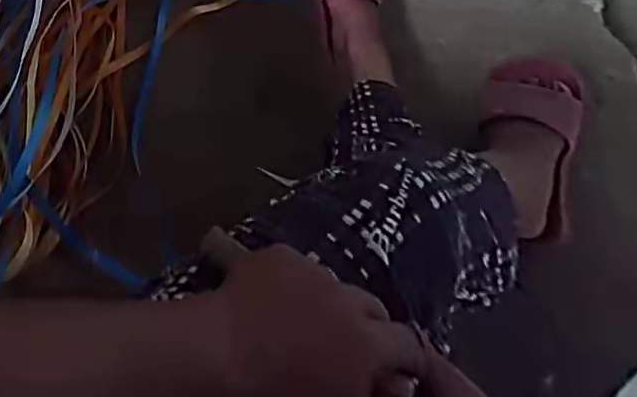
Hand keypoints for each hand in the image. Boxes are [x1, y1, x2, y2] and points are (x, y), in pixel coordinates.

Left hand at [213, 244, 428, 396]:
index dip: (405, 358)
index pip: (410, 343)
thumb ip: (376, 389)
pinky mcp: (279, 253)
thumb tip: (393, 382)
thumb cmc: (283, 386)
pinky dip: (298, 279)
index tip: (396, 368)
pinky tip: (281, 295)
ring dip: (331, 300)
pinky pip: (300, 265)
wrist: (226, 348)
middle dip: (369, 325)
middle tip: (349, 343)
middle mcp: (344, 297)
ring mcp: (310, 269)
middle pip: (374, 307)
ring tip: (309, 317)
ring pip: (335, 284)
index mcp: (368, 340)